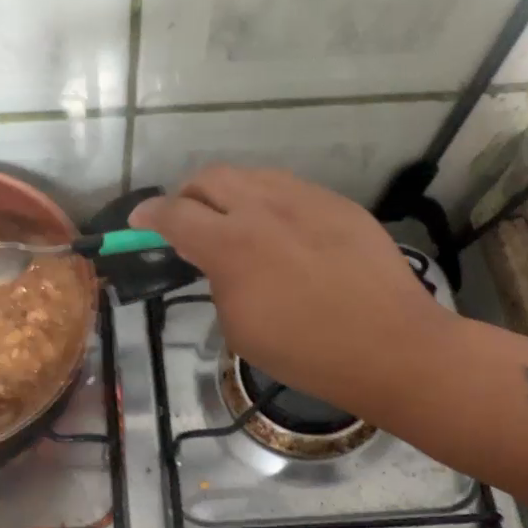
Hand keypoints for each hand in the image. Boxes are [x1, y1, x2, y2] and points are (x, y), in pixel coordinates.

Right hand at [130, 166, 452, 408]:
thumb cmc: (306, 351)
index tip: (139, 220)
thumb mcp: (239, 326)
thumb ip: (217, 280)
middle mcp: (263, 208)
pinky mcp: (337, 203)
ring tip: (235, 221)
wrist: (389, 344)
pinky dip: (270, 202)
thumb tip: (215, 258)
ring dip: (231, 194)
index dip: (148, 214)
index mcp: (230, 245)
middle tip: (189, 220)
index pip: (173, 213)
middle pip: (209, 178)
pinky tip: (282, 231)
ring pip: (251, 175)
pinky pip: (290, 189)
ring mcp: (305, 199)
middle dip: (188, 196)